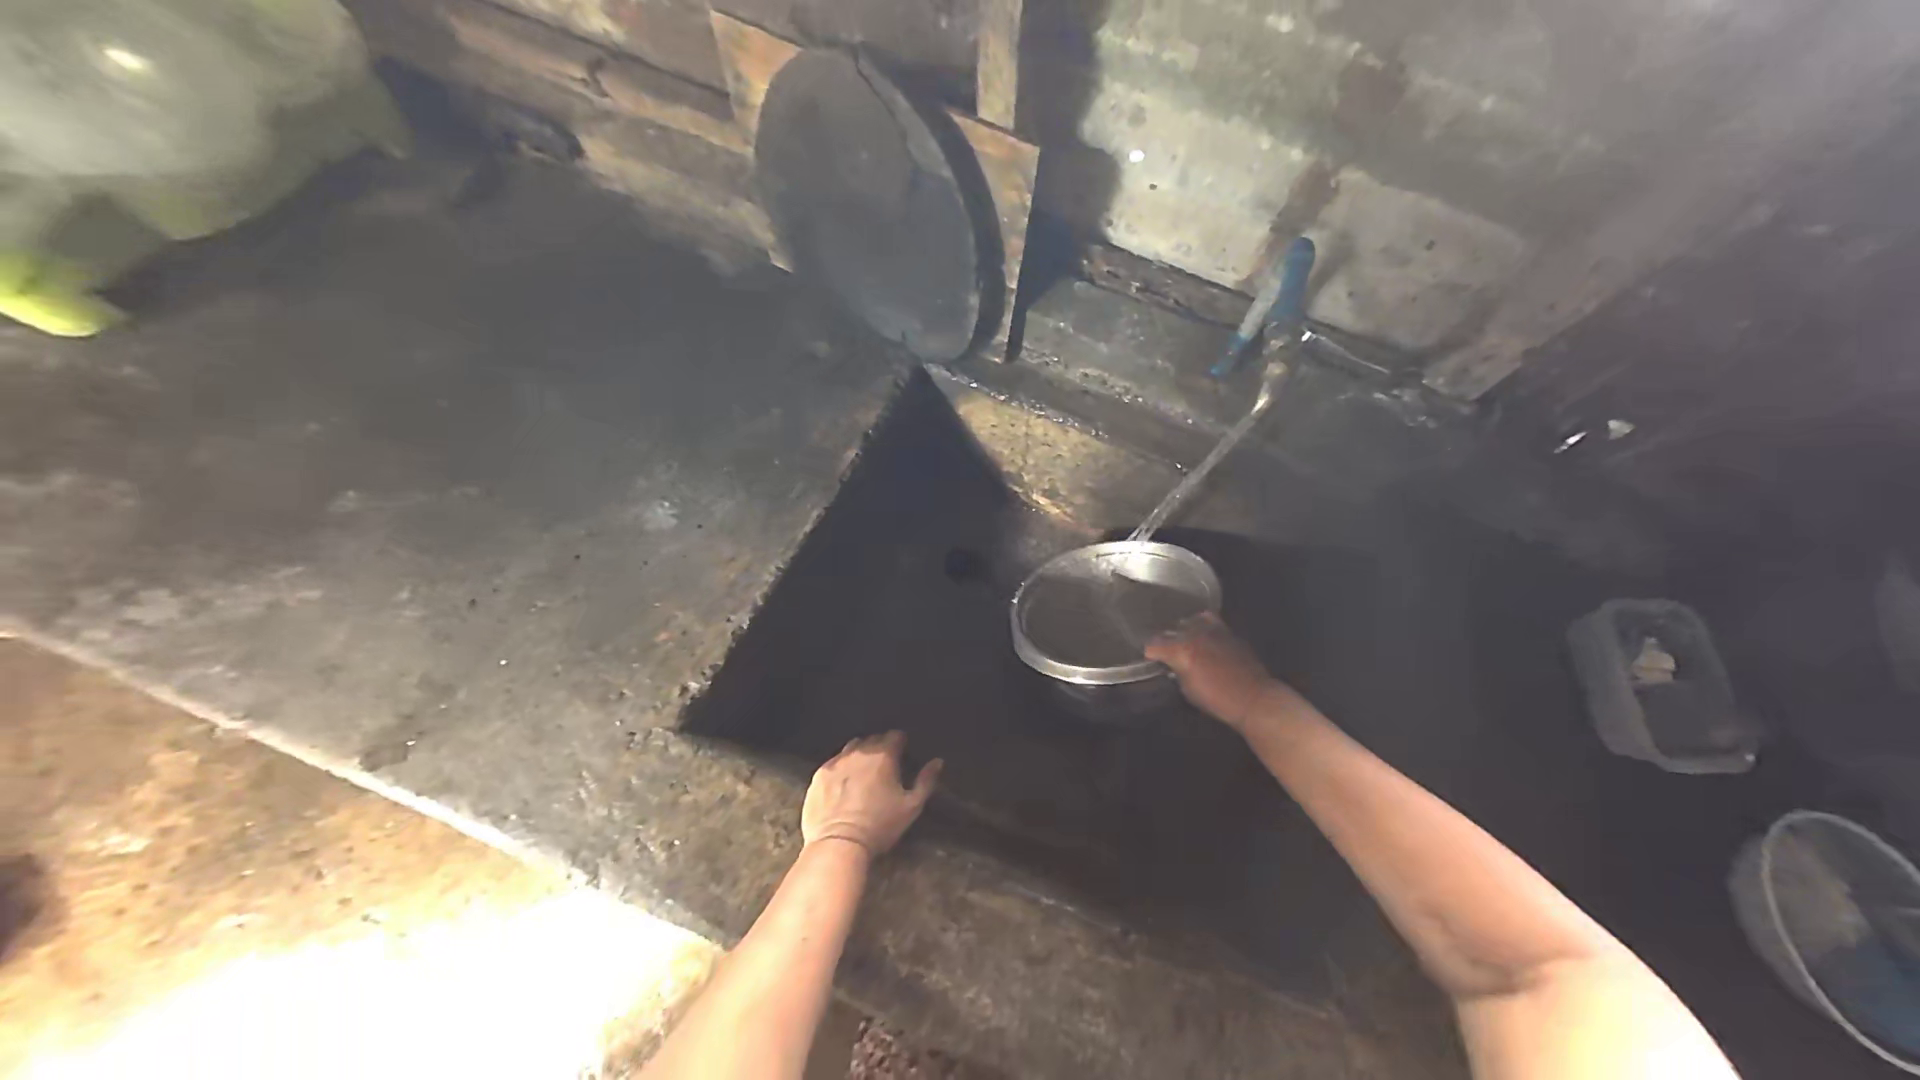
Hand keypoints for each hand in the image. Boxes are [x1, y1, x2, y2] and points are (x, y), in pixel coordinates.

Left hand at [801, 731, 942, 855]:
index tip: (902, 751)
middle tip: (884, 764)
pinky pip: (833, 762)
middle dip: (880, 746)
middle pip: (873, 739)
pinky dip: (841, 767)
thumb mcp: (911, 806)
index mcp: (884, 755)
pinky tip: (843, 782)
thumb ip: (926, 781)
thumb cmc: (880, 826)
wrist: (839, 844)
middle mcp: (859, 752)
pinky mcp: (819, 775)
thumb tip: (937, 761)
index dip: (900, 742)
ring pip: (851, 748)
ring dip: (860, 753)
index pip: (895, 735)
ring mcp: (836, 762)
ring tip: (863, 770)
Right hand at [1145, 612, 1285, 731]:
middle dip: (1165, 641)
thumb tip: (1174, 666)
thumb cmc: (1218, 700)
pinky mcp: (1227, 631)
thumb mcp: (1188, 691)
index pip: (1153, 644)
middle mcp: (1193, 635)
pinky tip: (1203, 635)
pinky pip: (1208, 620)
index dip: (1150, 653)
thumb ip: (1177, 672)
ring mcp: (1211, 630)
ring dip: (1183, 631)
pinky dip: (1201, 625)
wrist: (1254, 698)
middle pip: (1170, 631)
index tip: (1151, 659)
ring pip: (1189, 621)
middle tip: (1166, 653)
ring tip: (1184, 639)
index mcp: (1180, 651)